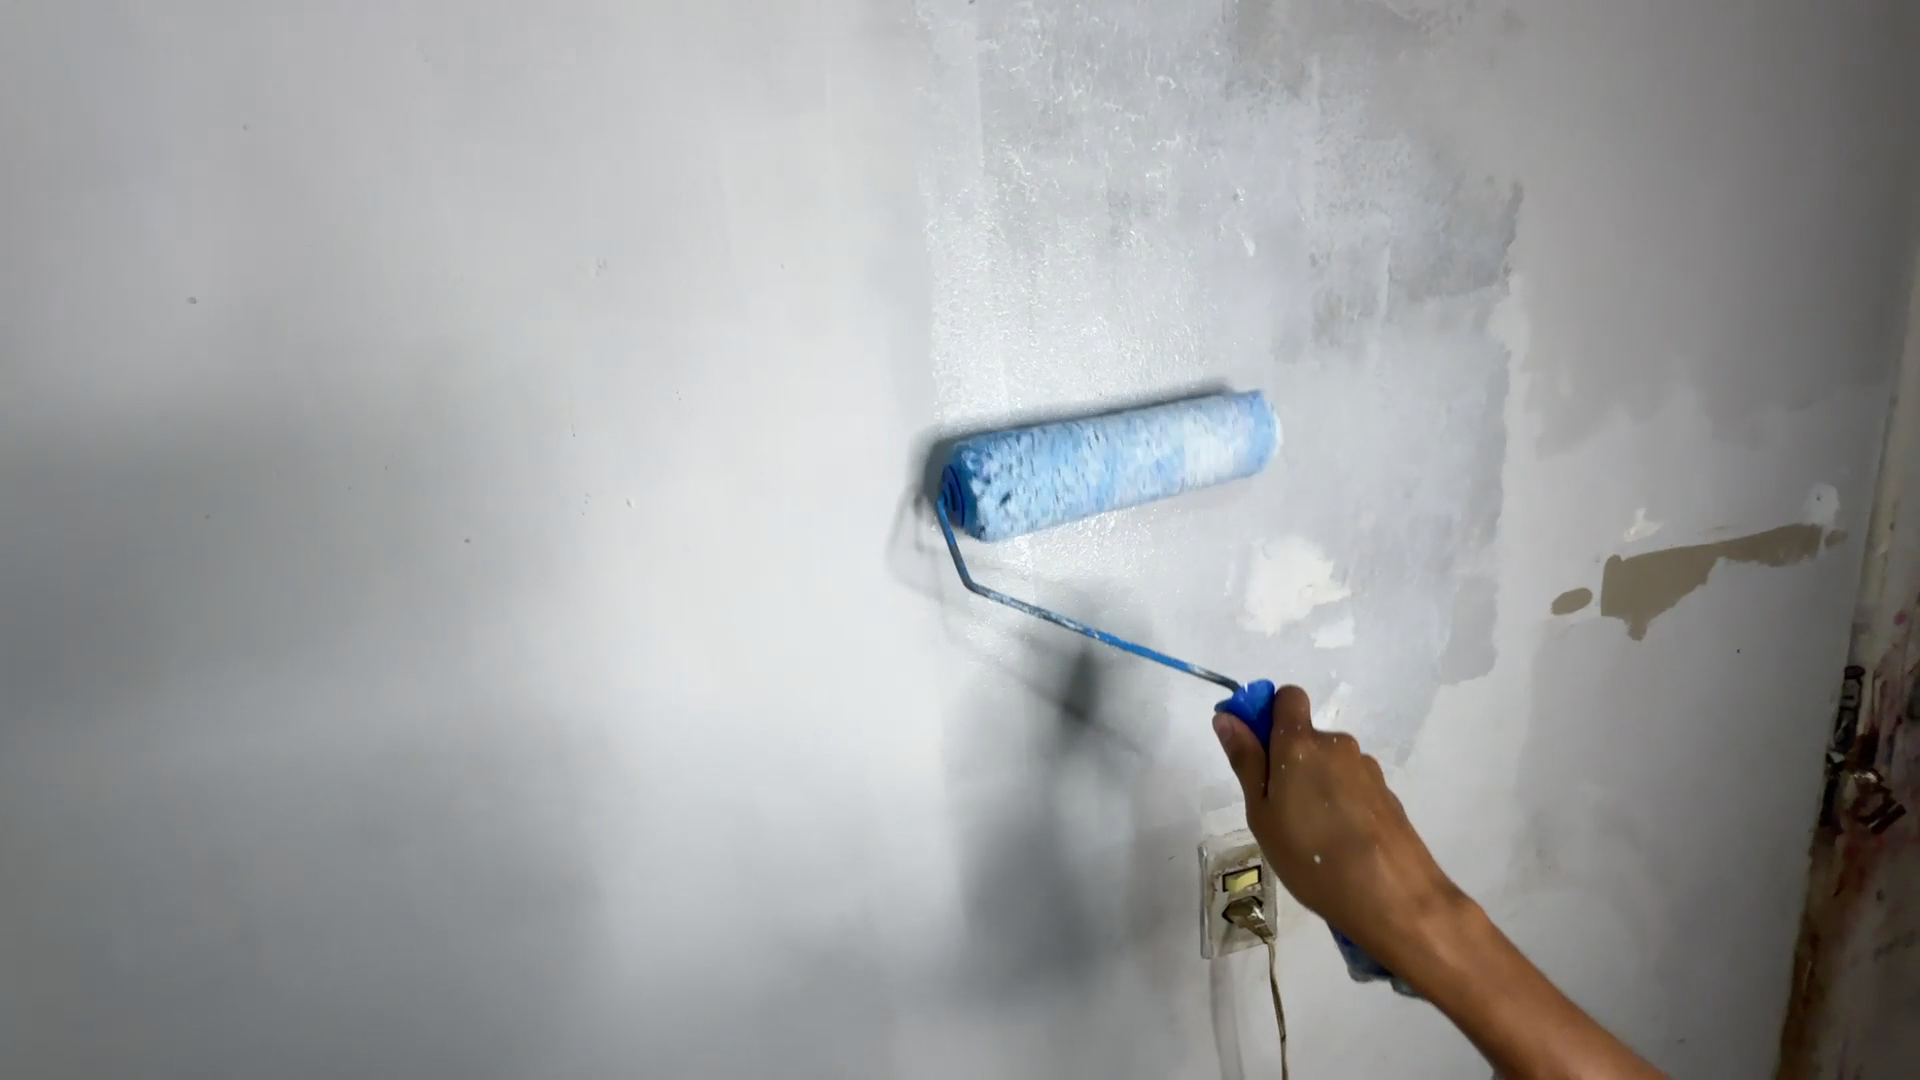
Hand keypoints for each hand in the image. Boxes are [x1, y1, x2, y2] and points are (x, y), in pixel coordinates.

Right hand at [1213, 685, 1466, 969]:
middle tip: (1279, 808)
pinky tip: (1341, 842)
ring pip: (1328, 763)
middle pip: (1305, 736)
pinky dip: (1340, 802)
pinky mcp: (1387, 795)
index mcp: (1300, 744)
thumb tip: (1226, 717)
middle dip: (1288, 759)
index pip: (1287, 697)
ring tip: (1312, 834)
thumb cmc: (1312, 858)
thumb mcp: (1262, 813)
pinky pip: (1351, 785)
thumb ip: (1245, 761)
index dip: (1268, 713)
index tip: (1256, 748)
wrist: (1397, 901)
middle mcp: (1336, 746)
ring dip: (1315, 783)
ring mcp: (1366, 770)